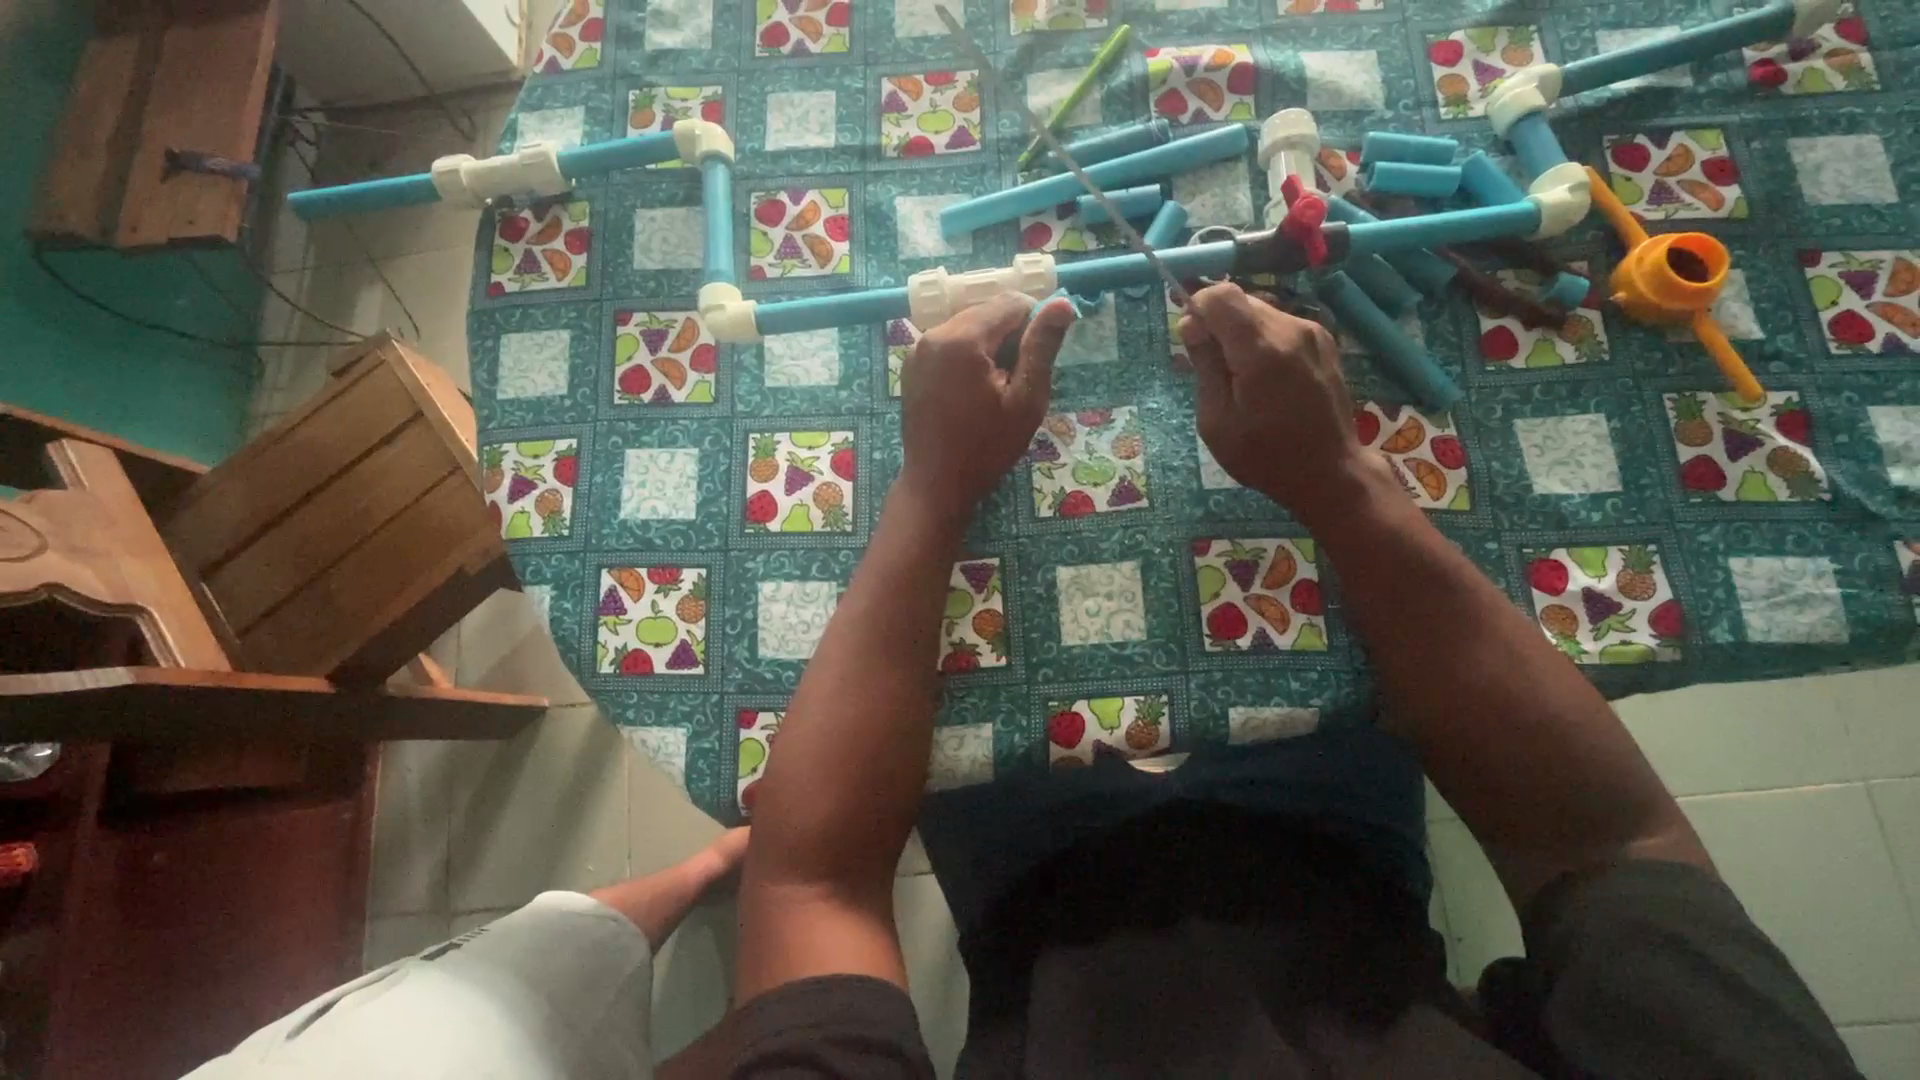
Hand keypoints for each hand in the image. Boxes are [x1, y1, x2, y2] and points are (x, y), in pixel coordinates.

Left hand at [900, 293, 1074, 520]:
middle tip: (1015, 382)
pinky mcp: (912, 366)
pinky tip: (972, 394)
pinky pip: (949, 345)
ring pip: (968, 328)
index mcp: (962, 339)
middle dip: (1009, 338)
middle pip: (986, 313)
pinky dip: (967, 358)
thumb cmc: (987, 447)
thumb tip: (1062, 303)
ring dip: (989, 348)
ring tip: (994, 391)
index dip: (1033, 326)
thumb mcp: (1026, 400)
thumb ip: (1042, 347)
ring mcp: (918, 350)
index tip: (1035, 363)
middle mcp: (934, 335)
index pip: (1010, 304)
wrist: (937, 484)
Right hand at [1178, 283, 1383, 524]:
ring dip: (1240, 333)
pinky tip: (1265, 379)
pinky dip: (1263, 340)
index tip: (1192, 341)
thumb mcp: (1216, 420)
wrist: (1329, 471)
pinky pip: (1281, 325)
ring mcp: (1313, 332)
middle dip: (1218, 323)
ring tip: (1240, 378)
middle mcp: (1291, 329)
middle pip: (1241, 300)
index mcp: (1261, 350)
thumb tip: (1190, 323)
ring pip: (1261, 311)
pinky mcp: (1324, 341)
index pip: (1220, 295)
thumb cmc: (1264, 455)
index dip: (1198, 309)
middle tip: (1212, 366)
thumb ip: (1204, 365)